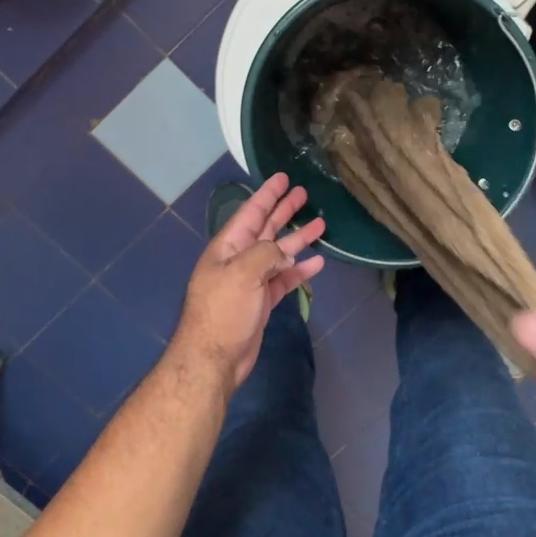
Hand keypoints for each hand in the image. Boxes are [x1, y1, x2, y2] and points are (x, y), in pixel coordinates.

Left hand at [168, 174, 325, 390]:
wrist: (214, 358)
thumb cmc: (224, 311)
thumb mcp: (243, 273)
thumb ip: (266, 253)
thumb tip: (286, 253)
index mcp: (227, 247)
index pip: (250, 213)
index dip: (267, 194)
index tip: (283, 178)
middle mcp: (238, 260)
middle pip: (265, 229)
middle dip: (283, 211)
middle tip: (304, 193)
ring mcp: (250, 282)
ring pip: (278, 254)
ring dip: (298, 239)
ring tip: (321, 223)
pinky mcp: (262, 302)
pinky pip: (283, 279)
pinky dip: (300, 270)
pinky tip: (317, 262)